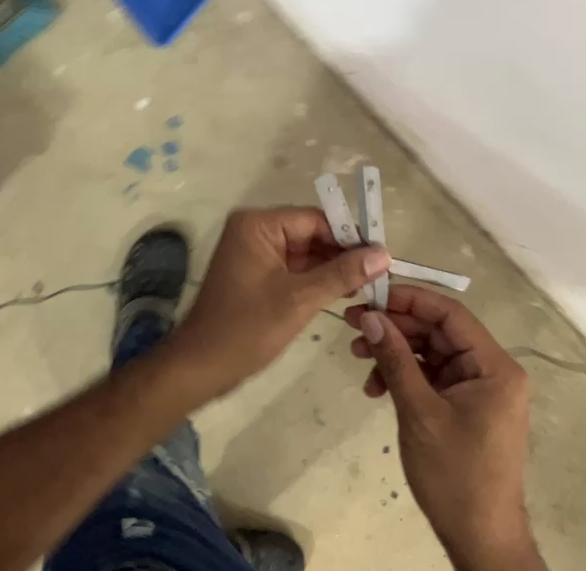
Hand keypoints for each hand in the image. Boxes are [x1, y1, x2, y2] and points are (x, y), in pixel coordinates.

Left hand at [166, 207, 388, 398]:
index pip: (314, 219)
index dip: (349, 235)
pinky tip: (346, 292)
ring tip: (371, 284)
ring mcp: (254, 251)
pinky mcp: (257, 273)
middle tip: (382, 273)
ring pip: (305, 251)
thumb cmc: (247, 328)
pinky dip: (317, 278)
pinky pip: (294, 267)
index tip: (383, 254)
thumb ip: (342, 273)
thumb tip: (384, 253)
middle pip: (310, 233)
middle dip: (343, 252)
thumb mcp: (300, 299)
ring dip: (333, 267)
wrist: (201, 366)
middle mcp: (254, 229)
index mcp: (257, 224)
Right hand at [346, 286, 541, 570]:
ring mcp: (476, 388)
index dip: (409, 299)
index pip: (450, 314)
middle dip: (394, 327)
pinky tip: (375, 388)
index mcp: (494, 366)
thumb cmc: (456, 474)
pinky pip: (429, 375)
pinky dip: (401, 376)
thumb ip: (395, 359)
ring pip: (428, 351)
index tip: (371, 296)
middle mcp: (490, 370)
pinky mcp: (462, 405)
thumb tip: (370, 316)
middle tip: (352, 324)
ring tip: (357, 356)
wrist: (479, 537)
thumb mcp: (420, 412)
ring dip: (392, 352)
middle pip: (437, 331)